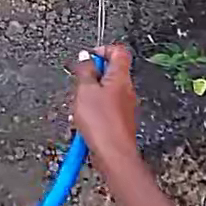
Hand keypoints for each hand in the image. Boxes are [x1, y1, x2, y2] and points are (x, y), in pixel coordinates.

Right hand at [71, 43, 137, 171]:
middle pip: (108, 72)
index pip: (119, 51)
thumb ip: (84, 71)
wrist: (114, 155)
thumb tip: (85, 56)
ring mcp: (123, 105)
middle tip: (80, 87)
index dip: (102, 50)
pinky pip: (104, 108)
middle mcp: (125, 88)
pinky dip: (92, 111)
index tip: (87, 58)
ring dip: (88, 96)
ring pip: (103, 91)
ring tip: (79, 108)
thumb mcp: (85, 90)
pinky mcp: (119, 119)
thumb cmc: (101, 123)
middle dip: (90, 77)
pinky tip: (82, 122)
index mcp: (120, 76)